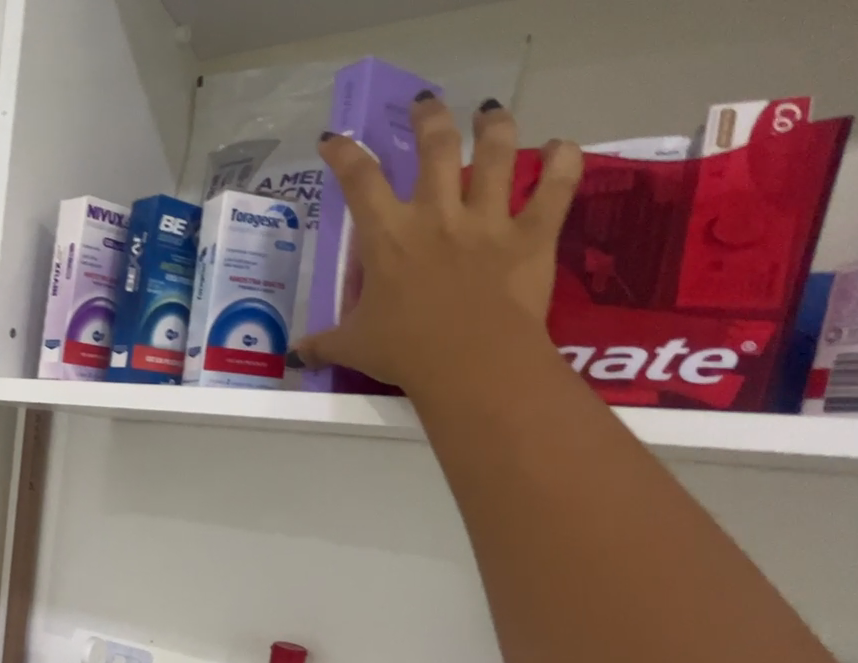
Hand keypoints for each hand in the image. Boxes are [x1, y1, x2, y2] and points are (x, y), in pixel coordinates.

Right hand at [292, 96, 584, 394]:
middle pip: (435, 148)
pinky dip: (563, 161)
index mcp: (388, 237)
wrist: (472, 362)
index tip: (335, 138)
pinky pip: (555, 188)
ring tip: (491, 111)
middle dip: (429, 119)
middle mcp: (437, 215)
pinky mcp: (531, 235)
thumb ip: (323, 343)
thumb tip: (295, 354)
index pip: (359, 180)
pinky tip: (561, 146)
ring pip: (497, 155)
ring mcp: (488, 220)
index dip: (344, 153)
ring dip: (495, 126)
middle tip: (426, 104)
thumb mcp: (352, 347)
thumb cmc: (404, 351)